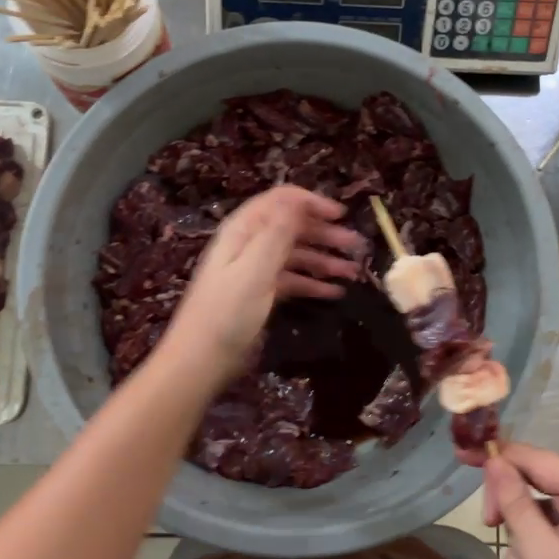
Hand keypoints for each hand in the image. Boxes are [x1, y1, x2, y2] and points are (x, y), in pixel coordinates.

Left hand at [162, 186, 365, 380]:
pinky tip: (335, 293)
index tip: (341, 214)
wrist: (201, 359)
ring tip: (354, 272)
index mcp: (244, 231)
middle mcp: (250, 244)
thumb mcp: (254, 269)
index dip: (311, 202)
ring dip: (325, 260)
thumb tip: (296, 198)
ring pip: (296, 255)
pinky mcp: (261, 293)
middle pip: (292, 227)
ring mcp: (256, 270)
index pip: (280, 201)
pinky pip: (293, 280)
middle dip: (325, 233)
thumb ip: (276, 233)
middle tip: (357, 246)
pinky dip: (314, 283)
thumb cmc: (227, 312)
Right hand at [484, 442, 558, 558]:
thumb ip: (516, 505)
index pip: (535, 457)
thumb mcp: (543, 558)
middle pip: (533, 479)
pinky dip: (534, 552)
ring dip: (523, 539)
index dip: (497, 455)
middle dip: (511, 506)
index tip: (460, 456)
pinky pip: (545, 530)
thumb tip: (493, 461)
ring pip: (534, 509)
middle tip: (490, 525)